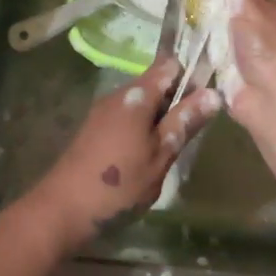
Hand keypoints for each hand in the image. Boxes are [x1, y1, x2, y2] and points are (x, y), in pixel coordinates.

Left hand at [27, 55, 221, 246]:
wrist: (61, 209)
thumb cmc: (118, 184)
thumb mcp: (160, 156)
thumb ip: (184, 123)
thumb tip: (213, 92)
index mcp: (137, 95)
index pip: (170, 65)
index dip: (191, 75)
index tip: (206, 99)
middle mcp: (118, 94)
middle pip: (155, 83)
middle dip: (176, 101)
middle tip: (191, 132)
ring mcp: (103, 111)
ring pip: (141, 102)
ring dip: (158, 118)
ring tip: (170, 148)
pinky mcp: (94, 128)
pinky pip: (126, 116)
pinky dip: (141, 128)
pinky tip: (145, 156)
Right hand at [206, 0, 275, 134]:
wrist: (272, 102)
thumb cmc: (269, 46)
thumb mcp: (250, 2)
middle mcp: (264, 20)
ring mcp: (248, 44)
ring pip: (224, 20)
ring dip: (207, 12)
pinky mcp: (233, 65)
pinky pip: (214, 45)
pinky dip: (202, 38)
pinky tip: (182, 26)